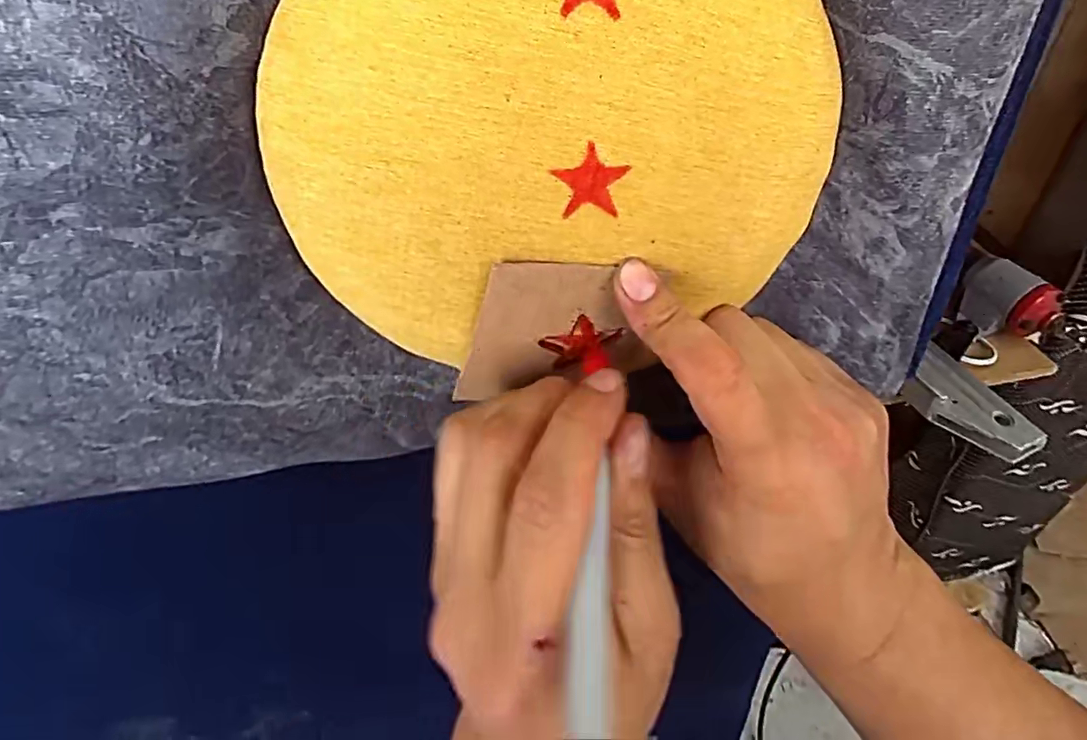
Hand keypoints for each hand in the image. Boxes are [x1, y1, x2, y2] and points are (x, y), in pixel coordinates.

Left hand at [430, 369, 679, 739]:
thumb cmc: (604, 699)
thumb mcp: (652, 631)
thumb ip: (635, 527)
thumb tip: (629, 431)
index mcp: (520, 633)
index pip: (544, 503)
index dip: (580, 428)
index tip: (614, 386)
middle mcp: (462, 593)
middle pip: (491, 457)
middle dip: (549, 402)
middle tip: (598, 388)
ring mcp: (438, 567)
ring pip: (463, 445)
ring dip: (519, 404)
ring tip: (570, 404)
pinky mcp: (434, 546)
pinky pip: (454, 457)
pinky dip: (496, 421)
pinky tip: (535, 427)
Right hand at [613, 258, 917, 673]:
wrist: (853, 586)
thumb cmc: (755, 558)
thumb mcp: (682, 509)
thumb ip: (640, 444)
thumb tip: (606, 386)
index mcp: (767, 457)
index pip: (714, 367)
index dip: (668, 319)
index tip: (631, 277)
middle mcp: (817, 419)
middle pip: (734, 328)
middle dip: (694, 333)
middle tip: (679, 369)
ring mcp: (847, 401)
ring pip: (763, 328)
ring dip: (729, 344)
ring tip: (724, 387)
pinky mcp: (862, 393)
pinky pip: (792, 346)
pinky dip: (763, 358)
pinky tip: (763, 396)